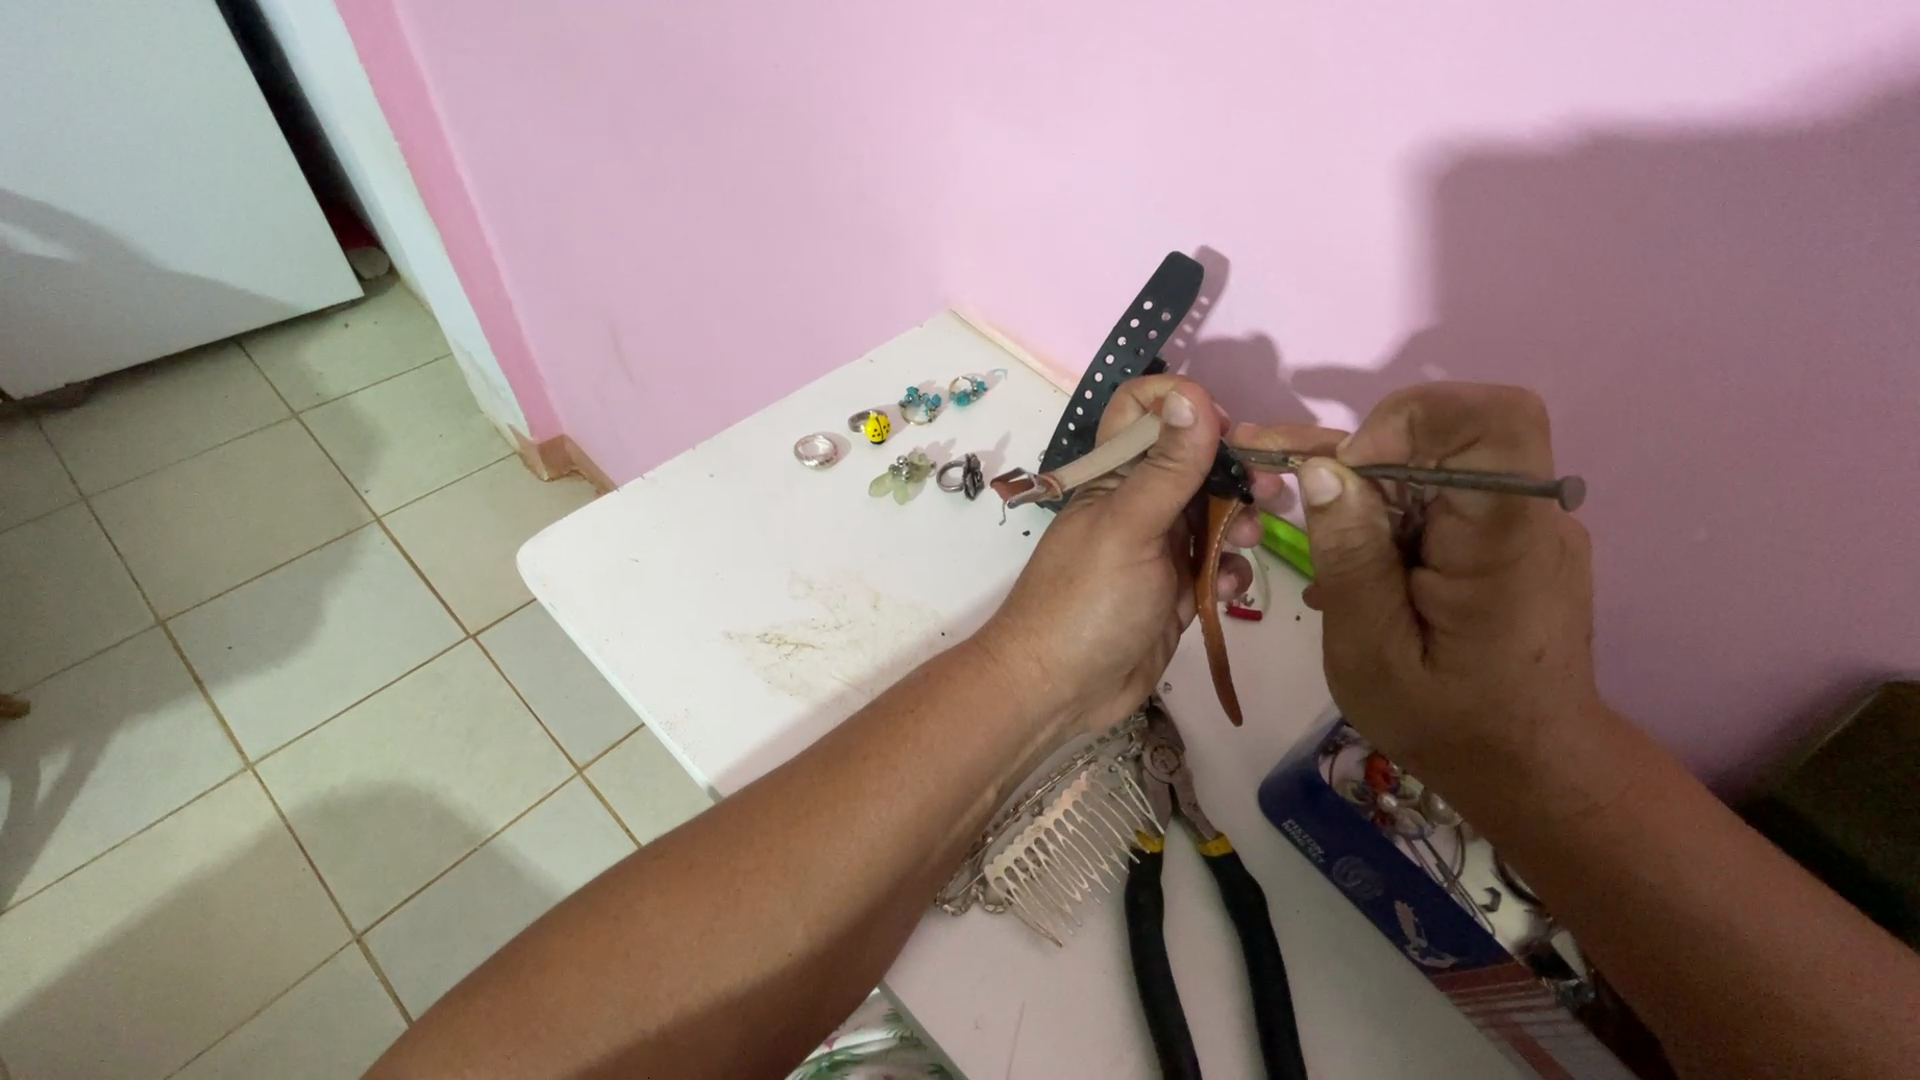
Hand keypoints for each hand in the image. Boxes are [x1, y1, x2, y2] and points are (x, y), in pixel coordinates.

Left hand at [978, 376, 1341, 737]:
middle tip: (1269, 489)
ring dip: (1239, 523)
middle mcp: (1138, 506)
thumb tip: (1190, 394)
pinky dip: (1229, 573)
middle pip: (1196, 465)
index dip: (1183, 408)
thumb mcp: (1129, 529)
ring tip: (1247, 541)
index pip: (1144, 414)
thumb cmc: (1085, 602)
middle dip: (1235, 471)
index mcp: (1114, 478)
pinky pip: (1216, 567)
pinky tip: (1228, 591)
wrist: (1058, 690)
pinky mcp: (1176, 593)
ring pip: (1215, 517)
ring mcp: (1158, 550)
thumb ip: (1166, 468)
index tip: (1224, 428)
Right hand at [1274, 383, 1601, 777]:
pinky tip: (1343, 557)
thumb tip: (1321, 469)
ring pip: (1430, 464)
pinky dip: (1380, 512)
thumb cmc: (1445, 721)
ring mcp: (1517, 524)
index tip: (1346, 469)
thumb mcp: (1370, 651)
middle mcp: (1526, 515)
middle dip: (1353, 450)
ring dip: (1357, 483)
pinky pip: (1436, 498)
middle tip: (1272, 469)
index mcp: (1504, 540)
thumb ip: (1349, 557)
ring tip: (1290, 511)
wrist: (1527, 765)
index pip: (1494, 419)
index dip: (1410, 418)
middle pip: (1444, 435)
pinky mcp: (1500, 539)